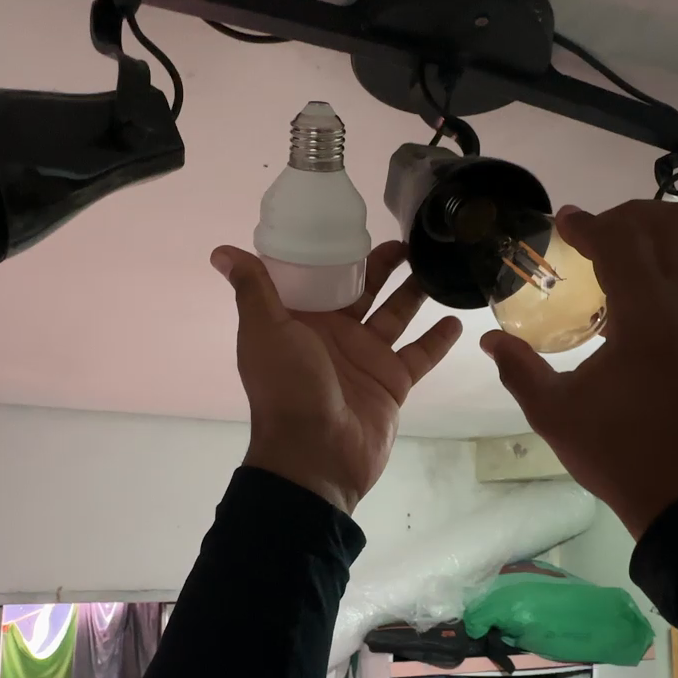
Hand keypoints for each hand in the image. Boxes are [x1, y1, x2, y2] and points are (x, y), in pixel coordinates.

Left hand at [211, 241, 462, 515]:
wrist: (315, 455)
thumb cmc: (287, 388)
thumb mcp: (265, 331)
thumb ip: (253, 289)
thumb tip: (221, 251)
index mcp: (301, 320)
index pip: (320, 276)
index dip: (336, 251)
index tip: (356, 222)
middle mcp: (335, 335)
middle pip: (363, 290)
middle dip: (383, 265)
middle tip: (408, 240)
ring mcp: (366, 358)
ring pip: (396, 315)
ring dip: (414, 292)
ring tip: (436, 264)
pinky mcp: (392, 382)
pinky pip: (420, 354)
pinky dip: (438, 339)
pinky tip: (457, 317)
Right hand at [481, 201, 677, 537]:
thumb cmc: (618, 457)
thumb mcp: (554, 415)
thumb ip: (519, 368)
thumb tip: (491, 342)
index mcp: (648, 318)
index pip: (621, 239)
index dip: (587, 223)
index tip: (564, 224)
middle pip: (673, 223)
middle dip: (630, 217)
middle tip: (596, 240)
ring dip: (654, 253)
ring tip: (618, 288)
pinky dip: (672, 294)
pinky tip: (648, 335)